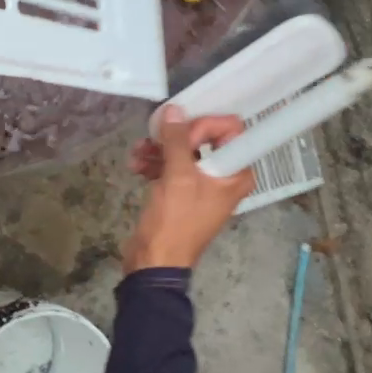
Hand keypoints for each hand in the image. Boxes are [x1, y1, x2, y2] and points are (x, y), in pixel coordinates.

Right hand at [122, 108, 256, 272]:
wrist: (154, 262)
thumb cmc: (174, 221)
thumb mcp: (177, 178)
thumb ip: (177, 141)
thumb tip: (173, 110)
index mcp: (236, 173)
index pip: (230, 130)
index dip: (204, 125)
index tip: (180, 134)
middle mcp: (223, 176)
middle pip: (204, 139)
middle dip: (176, 136)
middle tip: (154, 139)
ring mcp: (201, 186)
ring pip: (183, 152)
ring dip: (159, 149)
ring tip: (137, 152)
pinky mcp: (180, 194)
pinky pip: (171, 168)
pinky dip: (154, 163)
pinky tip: (135, 165)